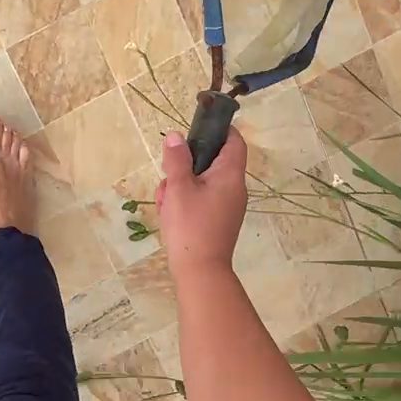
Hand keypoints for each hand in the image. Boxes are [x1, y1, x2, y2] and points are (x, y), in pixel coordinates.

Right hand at [157, 126, 247, 279]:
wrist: (200, 271)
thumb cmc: (191, 226)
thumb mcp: (178, 188)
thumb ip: (177, 160)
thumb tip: (175, 136)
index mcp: (230, 175)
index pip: (234, 141)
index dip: (219, 130)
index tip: (196, 129)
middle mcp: (234, 188)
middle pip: (213, 162)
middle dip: (187, 164)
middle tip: (169, 174)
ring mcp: (228, 206)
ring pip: (203, 182)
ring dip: (181, 185)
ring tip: (166, 201)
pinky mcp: (219, 221)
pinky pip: (203, 200)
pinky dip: (186, 201)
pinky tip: (171, 213)